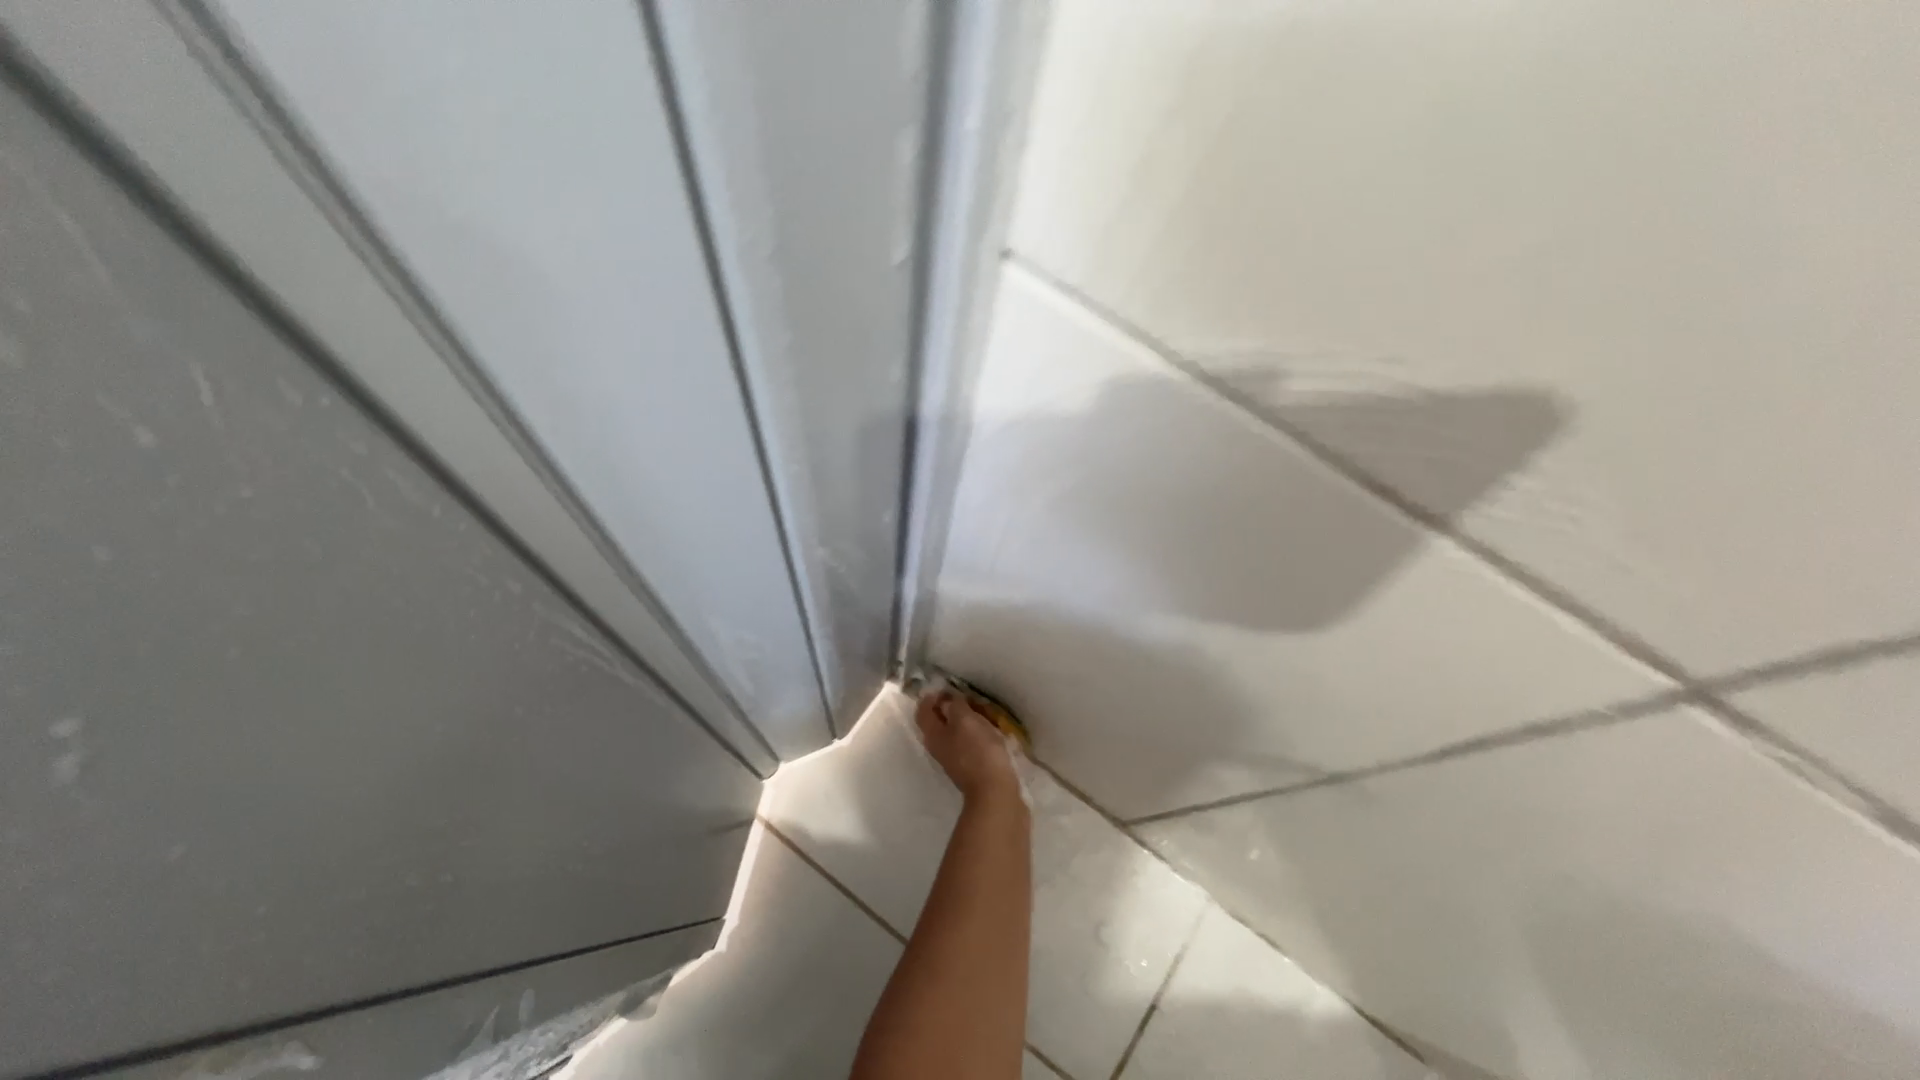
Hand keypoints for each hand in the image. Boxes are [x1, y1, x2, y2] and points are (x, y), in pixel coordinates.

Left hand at [915, 690, 1020, 803]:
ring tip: (982, 712)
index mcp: (932, 734)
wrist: (994, 791)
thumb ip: (955, 706)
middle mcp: (938, 747)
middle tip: (967, 698)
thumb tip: (947, 700)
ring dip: (965, 720)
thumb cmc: (978, 751)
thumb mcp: (965, 720)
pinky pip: (967, 744)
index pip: (922, 710)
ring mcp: (953, 759)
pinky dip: (975, 734)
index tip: (948, 688)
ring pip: (953, 732)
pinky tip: (990, 731)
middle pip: (937, 721)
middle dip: (950, 707)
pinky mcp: (969, 767)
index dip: (931, 696)